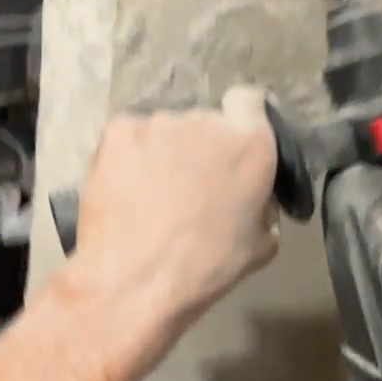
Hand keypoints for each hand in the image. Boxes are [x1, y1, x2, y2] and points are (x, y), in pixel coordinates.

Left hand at [51, 86, 280, 380]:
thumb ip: (263, 205)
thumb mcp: (261, 244)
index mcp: (249, 142)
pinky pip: (130, 138)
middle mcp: (204, 119)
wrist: (133, 280)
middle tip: (189, 185)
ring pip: (165, 131)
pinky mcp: (118, 130)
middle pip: (204, 122)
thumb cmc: (205, 268)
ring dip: (163, 152)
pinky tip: (126, 187)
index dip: (243, 117)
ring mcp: (157, 121)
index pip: (250, 100)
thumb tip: (255, 199)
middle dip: (199, 147)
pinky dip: (130, 156)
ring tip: (152, 193)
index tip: (233, 143)